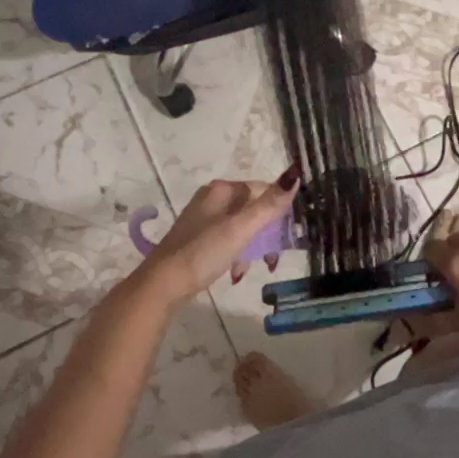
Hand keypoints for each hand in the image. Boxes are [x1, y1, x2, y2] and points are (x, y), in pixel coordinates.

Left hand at [133, 171, 297, 306]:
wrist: (162, 284)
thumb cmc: (203, 252)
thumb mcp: (241, 228)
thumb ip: (270, 204)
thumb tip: (296, 172)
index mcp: (222, 190)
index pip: (264, 190)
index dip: (280, 211)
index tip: (289, 237)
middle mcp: (213, 199)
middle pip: (254, 209)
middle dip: (267, 234)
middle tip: (273, 258)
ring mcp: (204, 220)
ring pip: (243, 228)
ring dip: (253, 247)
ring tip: (257, 267)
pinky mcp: (199, 240)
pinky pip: (228, 241)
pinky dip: (237, 255)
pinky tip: (236, 272)